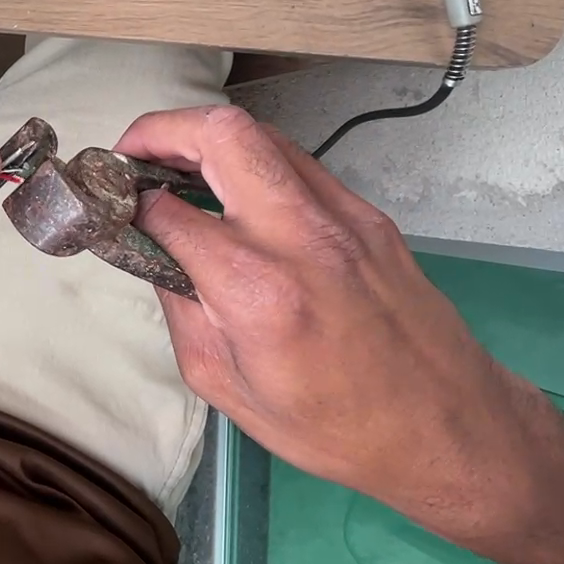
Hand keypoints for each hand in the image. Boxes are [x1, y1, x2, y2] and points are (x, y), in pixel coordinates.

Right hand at [115, 106, 563, 550]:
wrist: (455, 434)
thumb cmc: (329, 426)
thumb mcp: (221, 382)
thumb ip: (178, 303)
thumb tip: (150, 248)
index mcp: (257, 289)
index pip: (168, 209)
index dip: (124, 199)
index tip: (107, 204)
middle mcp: (300, 235)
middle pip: (221, 132)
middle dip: (159, 129)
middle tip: (132, 156)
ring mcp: (343, 216)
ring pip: (258, 132)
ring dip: (202, 137)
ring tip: (172, 166)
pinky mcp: (367, 214)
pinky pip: (292, 161)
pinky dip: (246, 160)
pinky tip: (230, 194)